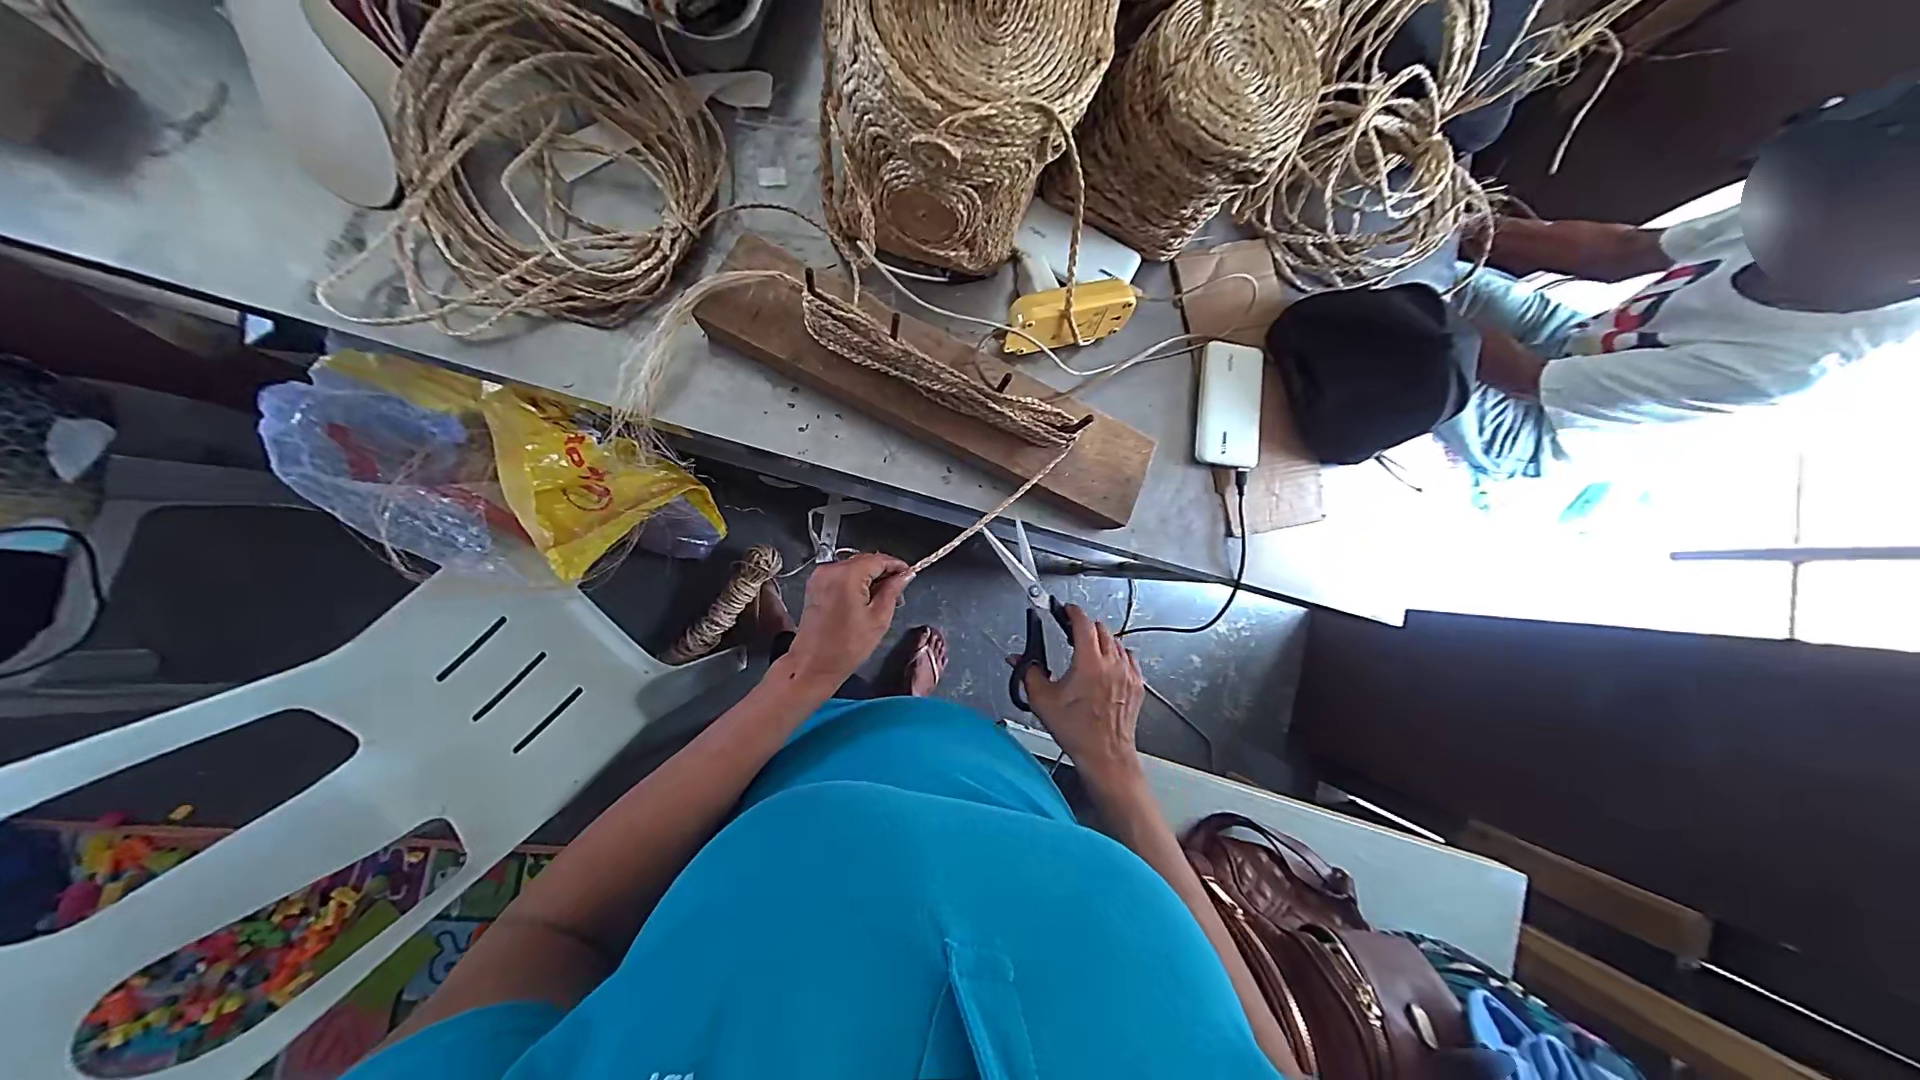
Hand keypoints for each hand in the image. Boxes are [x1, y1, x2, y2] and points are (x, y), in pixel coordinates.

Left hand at [784, 553, 912, 684]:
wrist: (813, 665)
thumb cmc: (844, 648)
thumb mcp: (878, 619)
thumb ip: (893, 591)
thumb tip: (904, 576)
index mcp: (847, 576)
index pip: (878, 559)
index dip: (897, 565)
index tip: (908, 573)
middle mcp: (830, 571)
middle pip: (865, 560)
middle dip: (883, 571)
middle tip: (899, 589)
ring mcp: (819, 577)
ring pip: (853, 567)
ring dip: (870, 577)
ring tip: (882, 598)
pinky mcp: (815, 586)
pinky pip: (841, 575)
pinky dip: (855, 582)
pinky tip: (864, 599)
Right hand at [1015, 605, 1144, 785]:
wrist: (1104, 755)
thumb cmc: (1078, 732)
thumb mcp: (1043, 701)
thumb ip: (1028, 673)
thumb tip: (1019, 660)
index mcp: (1089, 664)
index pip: (1084, 624)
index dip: (1073, 612)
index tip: (1067, 610)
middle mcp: (1112, 665)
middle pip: (1101, 629)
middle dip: (1085, 626)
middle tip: (1073, 630)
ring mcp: (1127, 674)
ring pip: (1116, 642)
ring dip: (1101, 640)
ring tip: (1088, 648)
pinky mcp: (1136, 685)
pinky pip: (1129, 658)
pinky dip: (1118, 655)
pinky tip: (1108, 664)